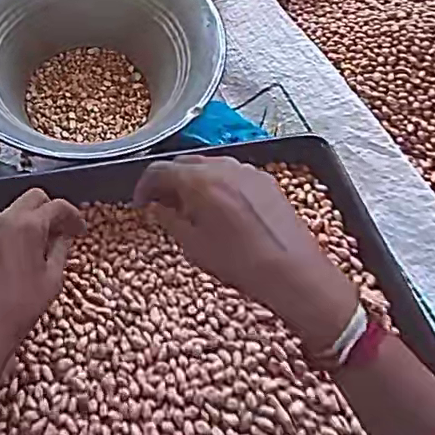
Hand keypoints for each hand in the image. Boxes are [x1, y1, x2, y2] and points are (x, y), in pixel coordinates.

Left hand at [0, 188, 84, 358]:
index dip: (73, 215)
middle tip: (63, 230)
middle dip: (51, 209)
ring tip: (43, 242)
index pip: (57, 206)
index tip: (80, 229)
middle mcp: (4, 220)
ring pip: (14, 209)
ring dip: (31, 217)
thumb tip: (65, 236)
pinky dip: (14, 229)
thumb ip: (61, 250)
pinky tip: (21, 252)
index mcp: (27, 226)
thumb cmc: (19, 308)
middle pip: (33, 198)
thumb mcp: (52, 280)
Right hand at [134, 156, 357, 349]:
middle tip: (162, 203)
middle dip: (169, 180)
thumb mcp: (193, 246)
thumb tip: (156, 208)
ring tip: (191, 207)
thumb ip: (169, 220)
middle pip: (184, 162)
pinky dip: (219, 183)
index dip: (144, 186)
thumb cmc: (240, 262)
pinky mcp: (266, 180)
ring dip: (194, 180)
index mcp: (198, 181)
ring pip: (210, 165)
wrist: (294, 272)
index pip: (159, 170)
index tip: (140, 203)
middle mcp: (223, 167)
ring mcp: (247, 171)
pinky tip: (221, 208)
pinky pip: (233, 173)